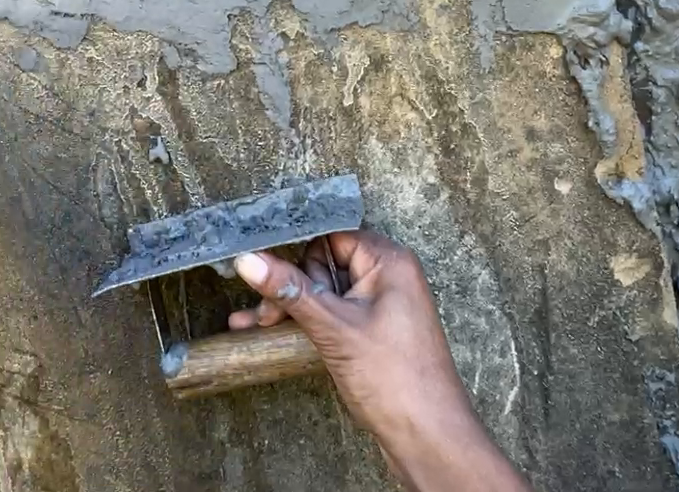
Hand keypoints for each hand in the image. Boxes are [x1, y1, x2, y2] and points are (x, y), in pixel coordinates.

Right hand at [228, 231, 530, 491]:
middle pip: (324, 263)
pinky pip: (333, 313)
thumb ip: (290, 289)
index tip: (267, 272)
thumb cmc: (394, 380)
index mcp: (388, 260)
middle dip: (291, 287)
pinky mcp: (373, 329)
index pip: (330, 235)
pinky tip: (270, 330)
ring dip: (292, 306)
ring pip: (324, 291)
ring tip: (257, 323)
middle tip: (267, 313)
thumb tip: (248, 260)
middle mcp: (388, 274)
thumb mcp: (333, 327)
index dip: (300, 256)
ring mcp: (381, 303)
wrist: (430, 441)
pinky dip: (306, 321)